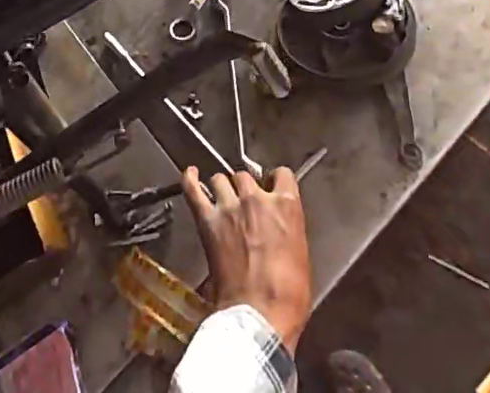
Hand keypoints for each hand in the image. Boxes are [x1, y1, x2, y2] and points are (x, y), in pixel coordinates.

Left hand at [182, 166, 312, 350]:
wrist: (259, 316)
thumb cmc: (287, 295)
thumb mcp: (300, 255)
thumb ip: (288, 229)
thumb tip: (280, 228)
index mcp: (286, 206)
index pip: (282, 174)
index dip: (275, 180)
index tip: (272, 187)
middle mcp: (256, 198)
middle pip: (245, 177)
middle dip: (244, 187)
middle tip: (244, 204)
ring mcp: (229, 207)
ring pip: (220, 179)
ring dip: (222, 188)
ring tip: (222, 199)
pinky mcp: (207, 221)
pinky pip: (193, 190)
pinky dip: (189, 179)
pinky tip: (190, 174)